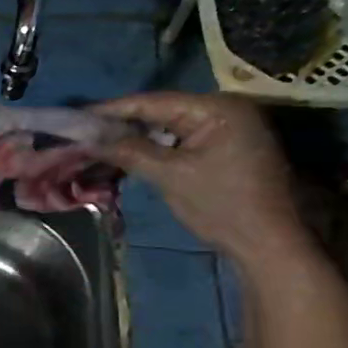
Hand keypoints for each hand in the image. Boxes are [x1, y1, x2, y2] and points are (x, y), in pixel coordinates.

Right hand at [93, 92, 309, 263]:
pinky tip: (131, 154)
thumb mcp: (171, 177)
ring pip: (173, 127)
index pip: (154, 102)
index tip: (78, 115)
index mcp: (217, 108)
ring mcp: (230, 129)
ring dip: (139, 137)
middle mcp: (226, 109)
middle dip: (124, 124)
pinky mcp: (229, 148)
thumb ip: (130, 151)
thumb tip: (90, 139)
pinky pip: (185, 140)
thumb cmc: (222, 207)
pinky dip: (159, 147)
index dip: (113, 110)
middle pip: (163, 111)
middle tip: (85, 131)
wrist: (269, 245)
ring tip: (100, 143)